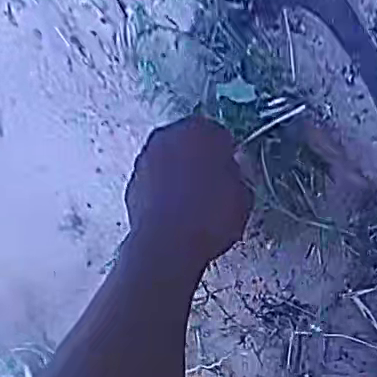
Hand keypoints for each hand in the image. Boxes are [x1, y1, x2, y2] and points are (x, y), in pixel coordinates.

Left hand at [124, 116, 251, 267]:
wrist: (169, 246)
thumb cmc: (206, 220)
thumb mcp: (243, 200)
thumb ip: (239, 179)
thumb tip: (235, 181)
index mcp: (202, 131)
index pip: (219, 135)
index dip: (226, 155)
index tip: (230, 171)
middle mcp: (170, 137)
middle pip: (189, 144)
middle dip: (199, 163)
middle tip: (213, 188)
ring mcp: (147, 159)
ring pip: (168, 162)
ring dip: (178, 177)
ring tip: (194, 207)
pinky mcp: (133, 184)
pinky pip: (153, 184)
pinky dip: (162, 195)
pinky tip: (176, 216)